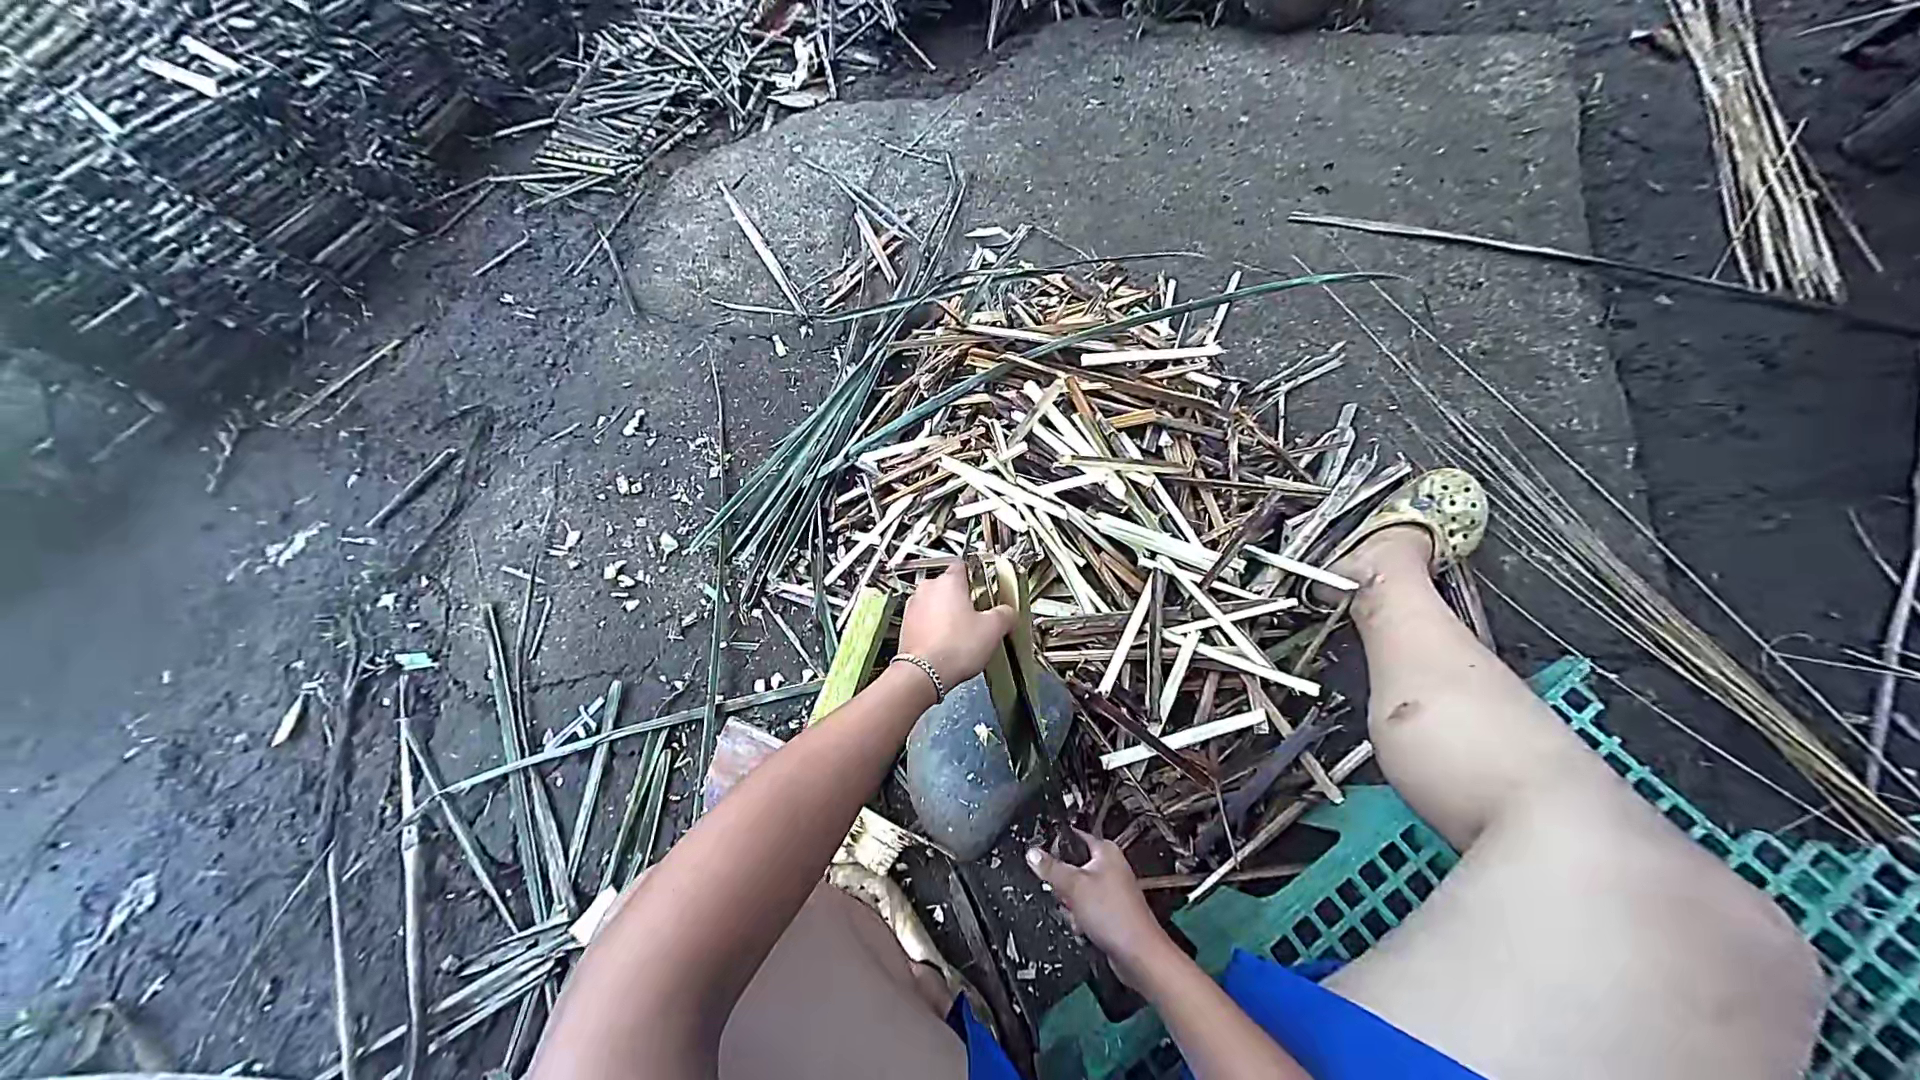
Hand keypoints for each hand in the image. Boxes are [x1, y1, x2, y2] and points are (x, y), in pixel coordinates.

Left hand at [897, 562, 1015, 691]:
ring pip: (936, 603)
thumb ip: (1005, 613)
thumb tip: (1008, 613)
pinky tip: (948, 643)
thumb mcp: (993, 629)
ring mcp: (913, 607)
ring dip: (948, 613)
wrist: (923, 674)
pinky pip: (925, 620)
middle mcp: (927, 589)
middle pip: (950, 585)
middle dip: (964, 598)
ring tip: (964, 633)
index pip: (963, 565)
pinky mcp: (907, 626)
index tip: (985, 586)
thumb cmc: (953, 648)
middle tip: (979, 615)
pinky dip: (935, 627)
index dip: (977, 574)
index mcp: (949, 581)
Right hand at [1027, 832, 1173, 988]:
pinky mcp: (1109, 910)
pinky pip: (1085, 908)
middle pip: (1071, 867)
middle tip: (1067, 894)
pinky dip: (1080, 917)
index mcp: (1105, 850)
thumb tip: (1032, 853)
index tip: (1043, 858)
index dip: (1055, 847)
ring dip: (1071, 905)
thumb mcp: (1073, 886)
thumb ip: (1050, 868)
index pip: (1073, 837)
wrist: (1137, 955)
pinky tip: (1084, 927)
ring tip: (1078, 914)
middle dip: (1064, 885)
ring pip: (1076, 890)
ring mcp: (1111, 889)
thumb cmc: (1114, 915)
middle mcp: (1110, 866)